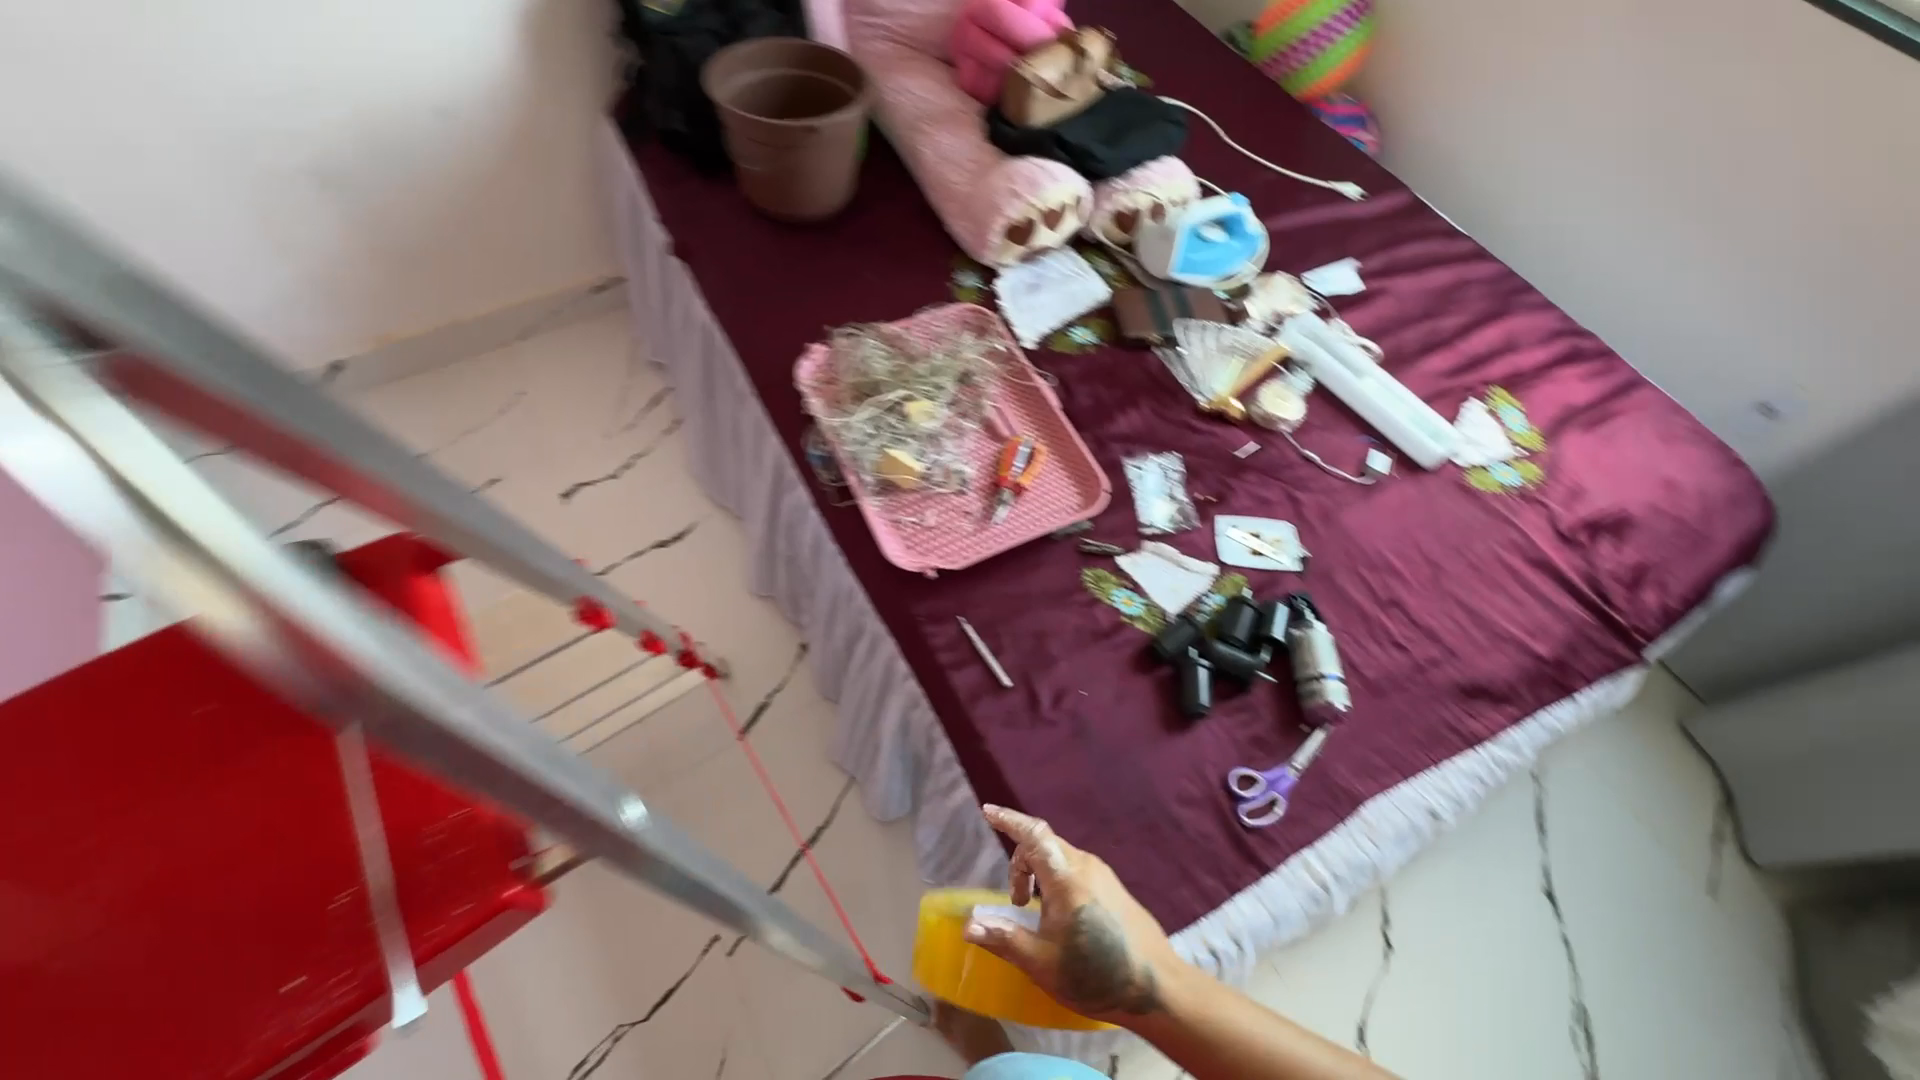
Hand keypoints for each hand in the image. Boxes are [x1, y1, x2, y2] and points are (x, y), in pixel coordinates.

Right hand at [963, 804, 1186, 1022]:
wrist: (1158, 988)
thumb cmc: (1095, 974)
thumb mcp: (1041, 963)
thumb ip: (1004, 939)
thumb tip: (968, 926)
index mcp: (1066, 876)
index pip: (1033, 834)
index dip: (1009, 820)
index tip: (988, 811)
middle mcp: (1086, 866)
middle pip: (1044, 845)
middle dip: (1021, 863)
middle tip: (1015, 901)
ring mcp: (1105, 876)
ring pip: (1061, 858)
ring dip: (1039, 875)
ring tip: (1036, 914)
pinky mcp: (1116, 889)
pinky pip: (1077, 871)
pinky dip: (1058, 881)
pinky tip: (1061, 918)